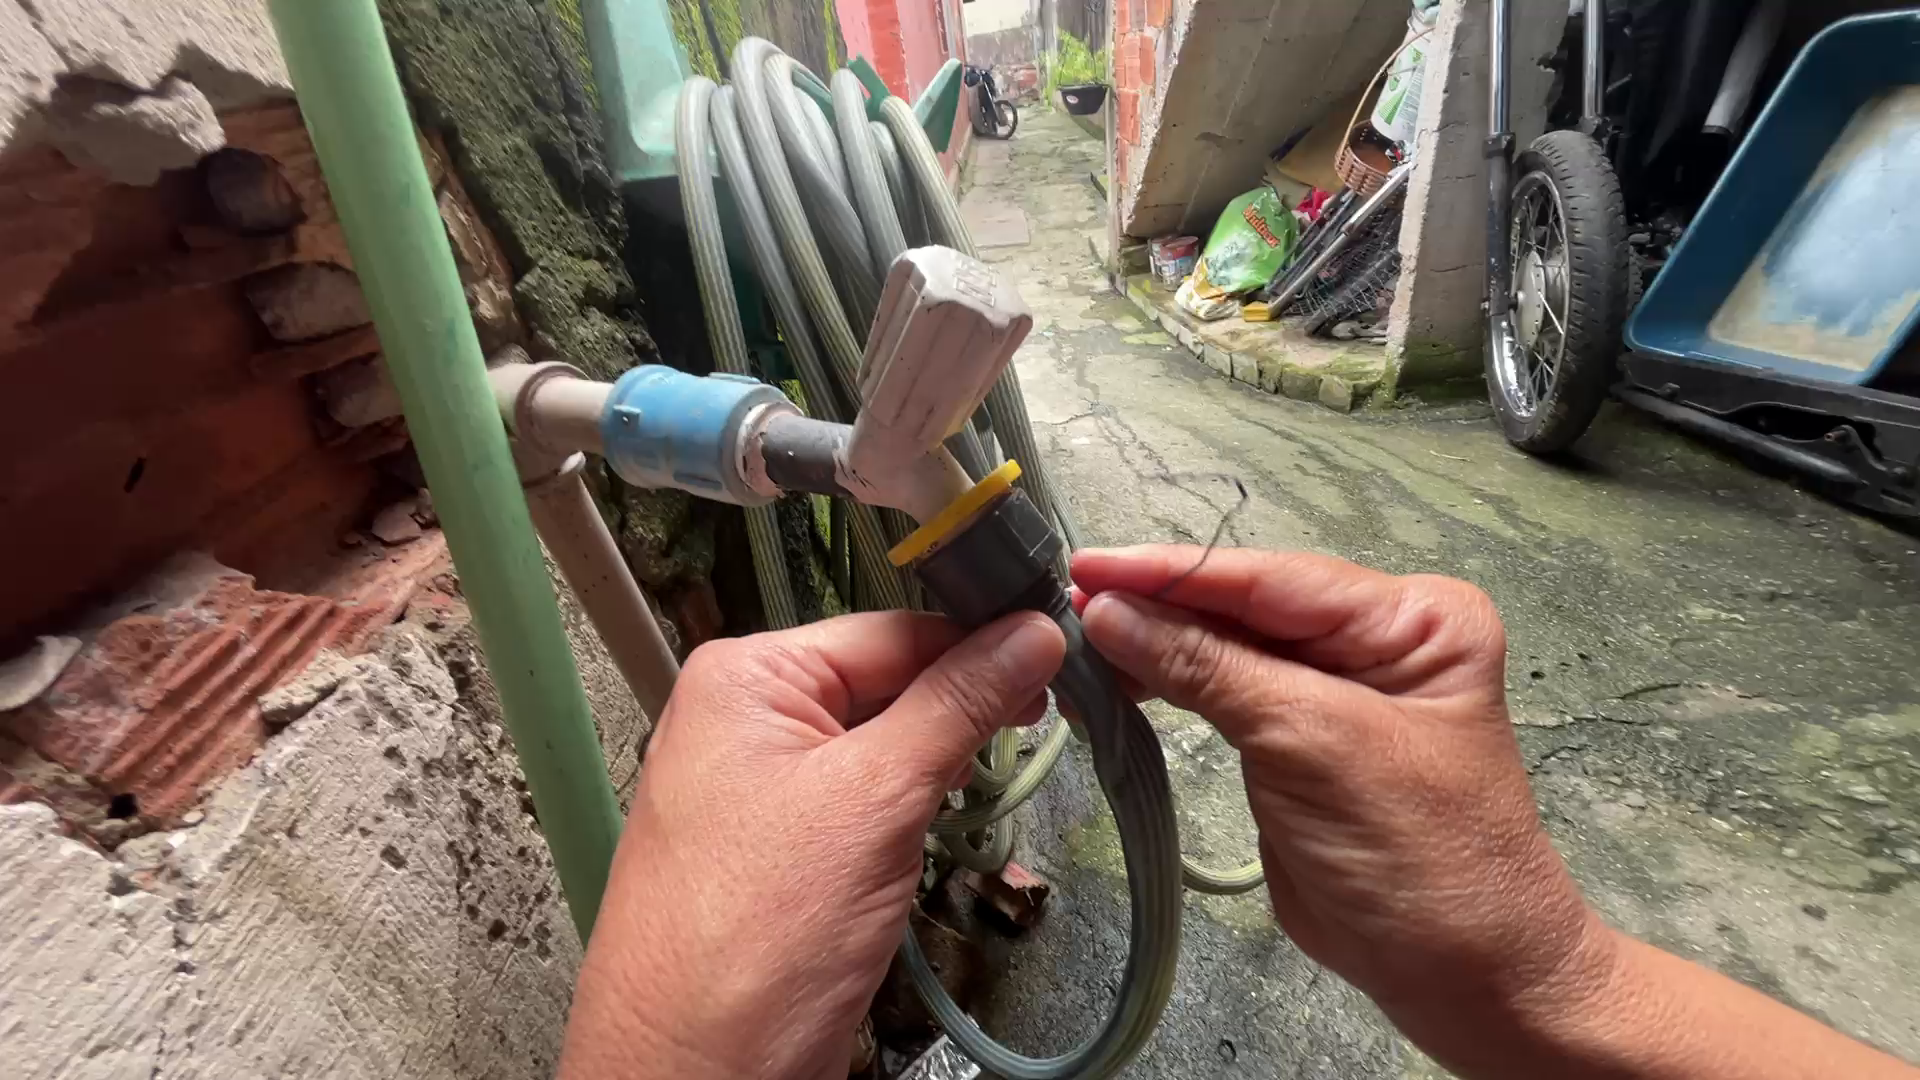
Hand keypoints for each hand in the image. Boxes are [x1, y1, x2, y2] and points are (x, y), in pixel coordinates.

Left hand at [557, 611, 1064, 1079]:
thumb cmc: (764, 933)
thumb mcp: (876, 796)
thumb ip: (959, 703)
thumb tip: (1035, 630)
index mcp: (750, 674)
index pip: (889, 631)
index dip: (974, 642)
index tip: (1052, 650)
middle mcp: (751, 711)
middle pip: (884, 679)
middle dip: (958, 701)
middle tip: (1039, 713)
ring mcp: (765, 776)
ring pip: (880, 734)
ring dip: (940, 748)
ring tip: (993, 764)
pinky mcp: (786, 834)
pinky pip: (864, 785)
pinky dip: (912, 790)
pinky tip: (946, 800)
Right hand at [1069, 546, 1610, 1073]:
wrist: (1453, 978)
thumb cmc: (1409, 853)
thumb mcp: (1307, 741)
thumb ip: (1204, 667)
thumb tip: (1105, 611)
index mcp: (1405, 616)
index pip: (1267, 577)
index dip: (1169, 571)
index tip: (1087, 566)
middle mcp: (1366, 631)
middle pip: (1238, 602)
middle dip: (1152, 604)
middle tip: (1068, 601)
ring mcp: (1324, 676)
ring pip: (1217, 639)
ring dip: (1147, 641)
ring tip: (1079, 640)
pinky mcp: (1286, 719)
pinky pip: (1213, 681)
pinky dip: (1161, 678)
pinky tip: (1116, 674)